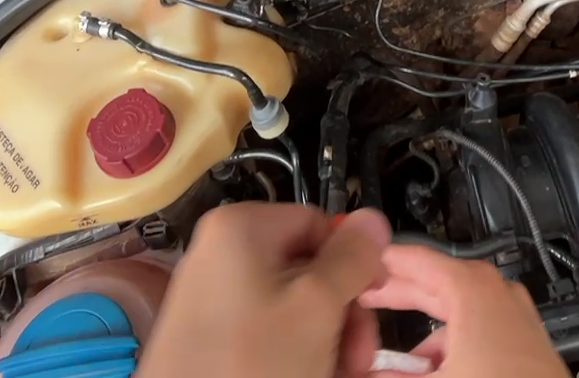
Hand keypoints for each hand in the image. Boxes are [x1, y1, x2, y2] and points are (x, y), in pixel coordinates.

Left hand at [136, 203, 391, 377]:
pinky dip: (291, 353)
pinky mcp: (204, 338)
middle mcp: (219, 251)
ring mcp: (209, 296)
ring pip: (289, 305)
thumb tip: (373, 217)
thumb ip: (352, 258)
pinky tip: (306, 375)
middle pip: (306, 267)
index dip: (351, 264)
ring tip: (335, 373)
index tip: (371, 304)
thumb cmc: (254, 364)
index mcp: (239, 226)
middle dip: (339, 312)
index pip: (319, 223)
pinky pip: (263, 331)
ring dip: (323, 338)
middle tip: (357, 358)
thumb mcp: (317, 308)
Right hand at [359, 244, 568, 377]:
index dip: (378, 263)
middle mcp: (494, 291)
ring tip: (393, 357)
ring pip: (454, 309)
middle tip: (362, 297)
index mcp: (470, 287)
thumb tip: (363, 371)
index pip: (412, 258)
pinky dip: (451, 343)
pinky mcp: (525, 342)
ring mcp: (514, 314)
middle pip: (432, 281)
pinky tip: (432, 371)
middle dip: (395, 293)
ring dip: (422, 329)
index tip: (355, 264)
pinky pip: (477, 329)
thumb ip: (390, 374)